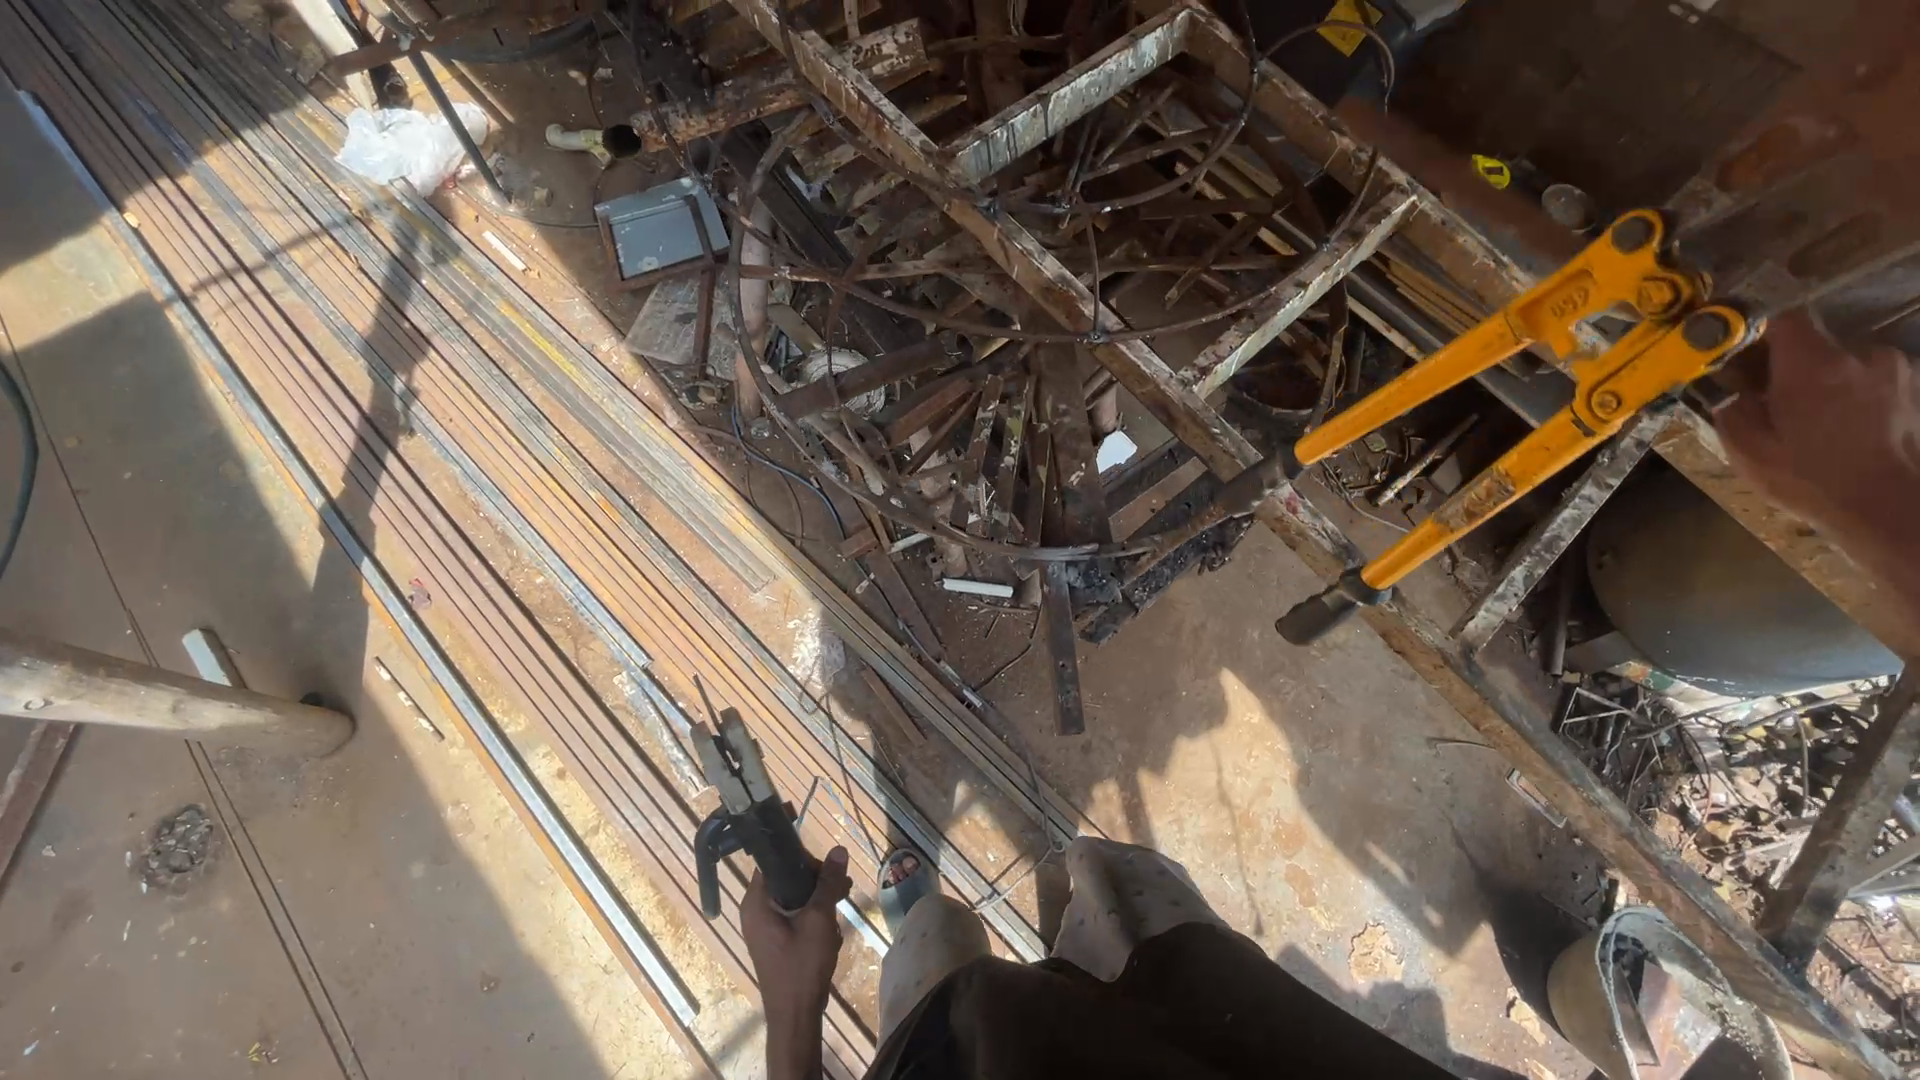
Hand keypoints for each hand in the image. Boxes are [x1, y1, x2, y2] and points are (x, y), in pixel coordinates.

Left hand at [742, 845, 850, 1079]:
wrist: (795, 1015)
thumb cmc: (802, 965)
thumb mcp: (819, 918)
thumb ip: (828, 882)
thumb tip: (838, 850)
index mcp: (756, 902)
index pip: (773, 861)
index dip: (799, 855)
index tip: (824, 860)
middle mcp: (755, 910)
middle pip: (786, 877)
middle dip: (815, 878)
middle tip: (839, 884)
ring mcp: (764, 926)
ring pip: (793, 896)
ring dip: (818, 896)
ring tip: (842, 899)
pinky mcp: (776, 939)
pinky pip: (794, 913)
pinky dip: (813, 912)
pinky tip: (832, 923)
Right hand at [1713, 310, 1919, 626]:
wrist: (1885, 504)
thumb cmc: (1808, 476)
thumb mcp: (1745, 447)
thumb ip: (1732, 408)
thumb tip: (1729, 389)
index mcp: (1814, 366)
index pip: (1786, 318)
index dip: (1758, 325)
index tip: (1736, 343)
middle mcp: (1860, 356)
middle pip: (1813, 343)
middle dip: (1786, 364)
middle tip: (1764, 395)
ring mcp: (1894, 371)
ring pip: (1842, 362)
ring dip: (1818, 379)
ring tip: (1802, 416)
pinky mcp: (1911, 389)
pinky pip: (1867, 379)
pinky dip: (1846, 394)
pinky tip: (1835, 425)